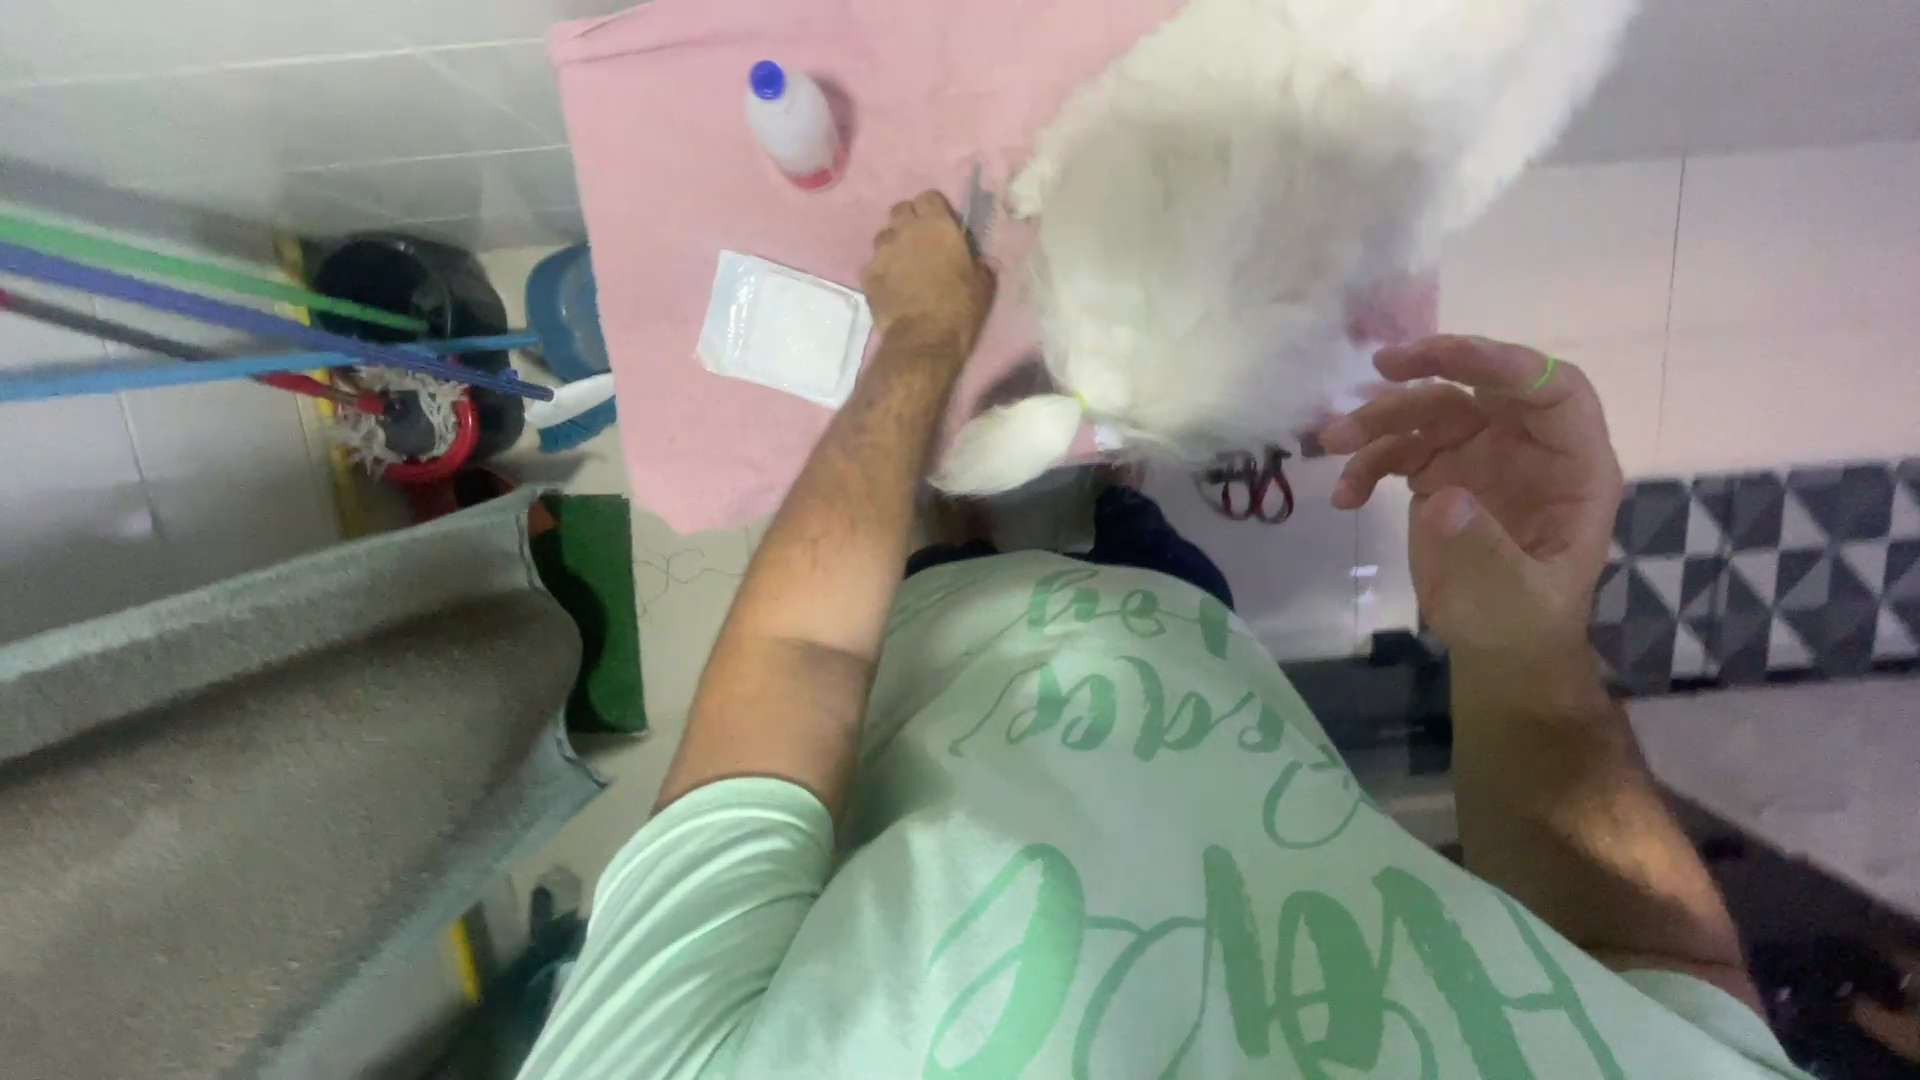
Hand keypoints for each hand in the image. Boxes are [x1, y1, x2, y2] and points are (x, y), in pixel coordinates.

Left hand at [860, 191, 995, 354]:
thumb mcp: (982, 287)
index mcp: (937, 225)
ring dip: (892, 245)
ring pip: (883, 236)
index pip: (929, 197)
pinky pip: (872, 265)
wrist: (924, 340)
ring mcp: (882, 251)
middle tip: (919, 243)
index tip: (941, 225)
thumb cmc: (959, 309)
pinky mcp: (867, 275)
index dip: (934, 209)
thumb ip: (981, 267)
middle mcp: (906, 229)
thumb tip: (984, 262)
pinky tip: (889, 287)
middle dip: (909, 221)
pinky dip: (880, 271)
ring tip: (902, 266)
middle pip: (901, 210)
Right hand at [1320, 336, 1623, 664]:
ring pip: (1428, 413)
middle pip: (1480, 389)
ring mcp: (1479, 459)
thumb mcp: (1514, 597)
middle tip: (1380, 366)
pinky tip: (1344, 497)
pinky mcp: (1438, 476)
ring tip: (1331, 443)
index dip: (1505, 365)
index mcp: (1571, 466)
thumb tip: (1443, 497)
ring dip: (1378, 422)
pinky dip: (1365, 466)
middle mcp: (1525, 449)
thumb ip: (1486, 550)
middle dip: (1431, 371)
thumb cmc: (1522, 622)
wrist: (1496, 643)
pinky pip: (1397, 451)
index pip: (1551, 393)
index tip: (1442, 358)